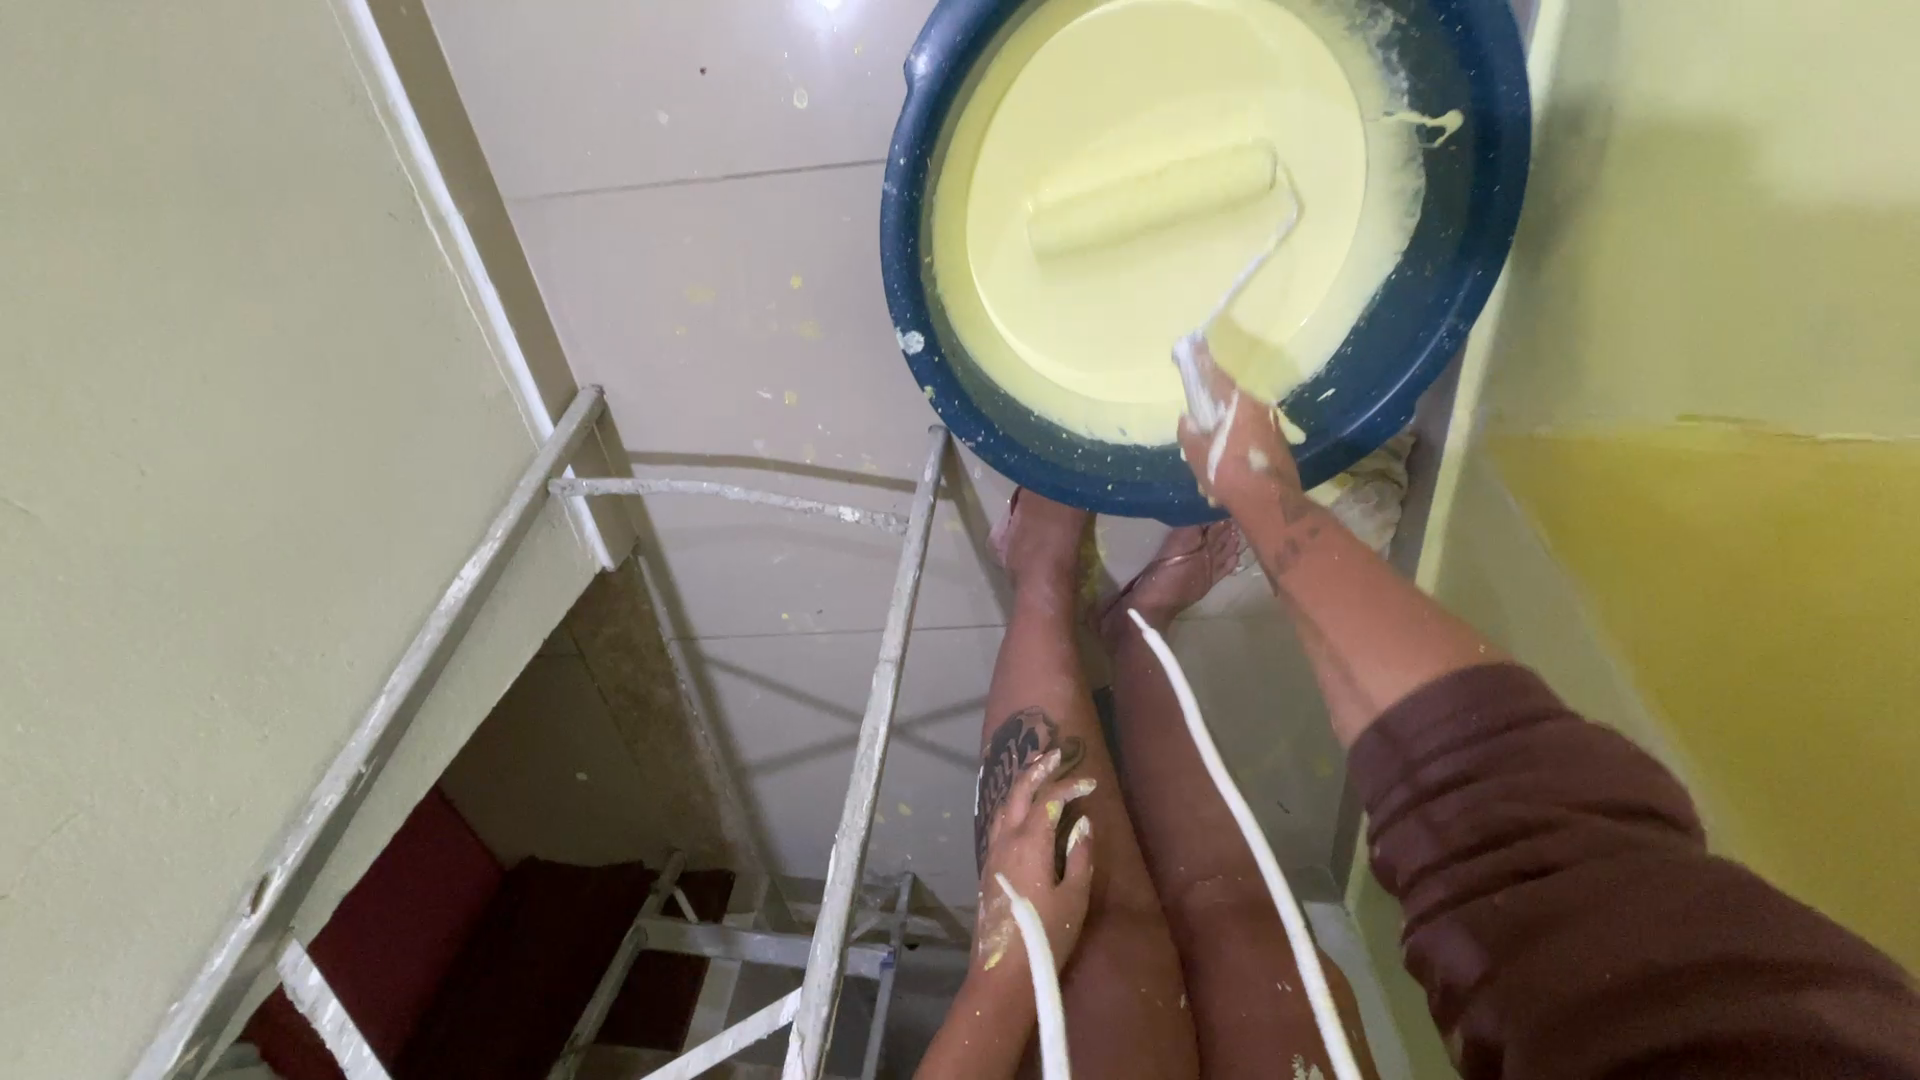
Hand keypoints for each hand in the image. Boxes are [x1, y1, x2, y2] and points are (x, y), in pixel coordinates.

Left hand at [974, 748, 1096, 977]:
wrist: (1004, 972)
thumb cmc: (1047, 936)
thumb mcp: (1074, 897)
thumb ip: (1080, 856)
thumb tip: (1082, 822)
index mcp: (1030, 842)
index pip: (1050, 800)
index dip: (1070, 786)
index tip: (1090, 781)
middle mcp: (1007, 838)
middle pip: (1019, 792)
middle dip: (1037, 769)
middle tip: (1054, 753)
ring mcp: (993, 850)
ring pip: (1003, 804)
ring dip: (1020, 783)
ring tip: (1035, 769)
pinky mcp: (988, 864)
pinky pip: (998, 819)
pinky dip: (1010, 802)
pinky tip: (1018, 807)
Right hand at [1176, 338, 1303, 514]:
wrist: (1270, 502)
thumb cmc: (1230, 475)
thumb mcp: (1198, 456)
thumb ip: (1189, 433)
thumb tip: (1186, 417)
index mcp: (1237, 404)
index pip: (1216, 376)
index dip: (1202, 361)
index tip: (1193, 344)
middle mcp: (1257, 407)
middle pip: (1230, 397)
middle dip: (1214, 401)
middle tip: (1199, 407)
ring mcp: (1271, 424)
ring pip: (1241, 417)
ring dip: (1225, 425)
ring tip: (1211, 443)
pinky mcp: (1277, 441)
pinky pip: (1250, 431)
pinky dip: (1237, 438)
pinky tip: (1228, 457)